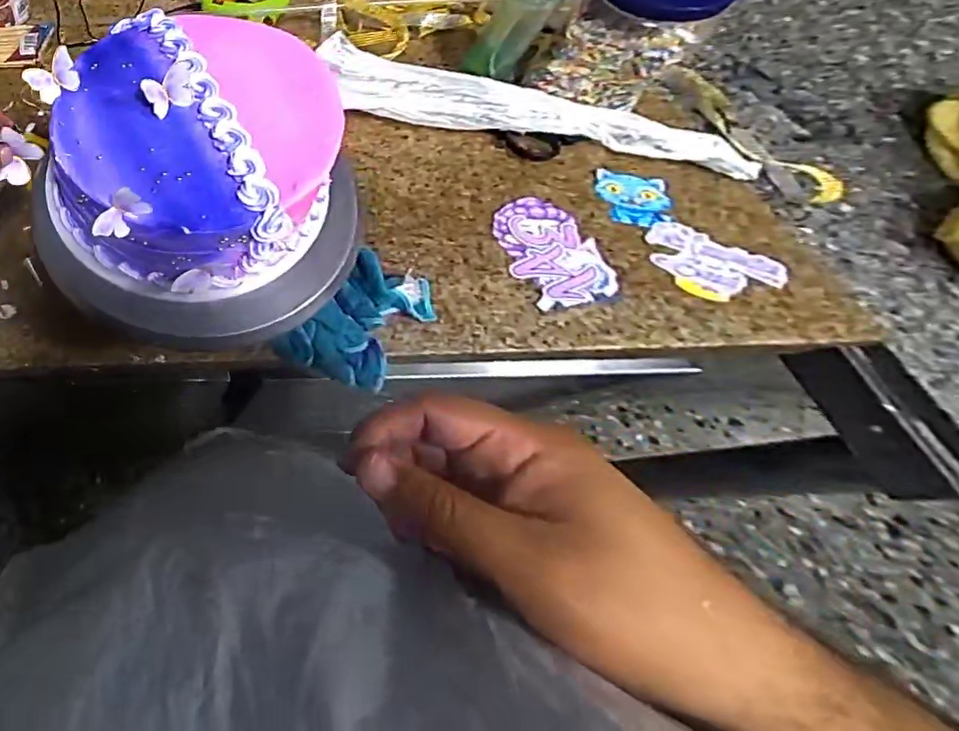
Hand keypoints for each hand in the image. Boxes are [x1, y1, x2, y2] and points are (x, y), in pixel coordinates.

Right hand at [346, 395, 942, 730]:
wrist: (739, 682)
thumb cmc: (628, 607)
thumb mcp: (520, 556)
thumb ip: (436, 505)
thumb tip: (364, 463)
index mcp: (529, 446)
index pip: (434, 411)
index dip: (386, 429)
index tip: (354, 471)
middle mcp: (529, 458)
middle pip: (439, 441)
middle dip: (400, 469)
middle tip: (381, 515)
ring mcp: (536, 493)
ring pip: (452, 477)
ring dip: (421, 500)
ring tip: (408, 538)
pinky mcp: (542, 526)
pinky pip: (474, 508)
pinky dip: (446, 524)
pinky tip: (439, 551)